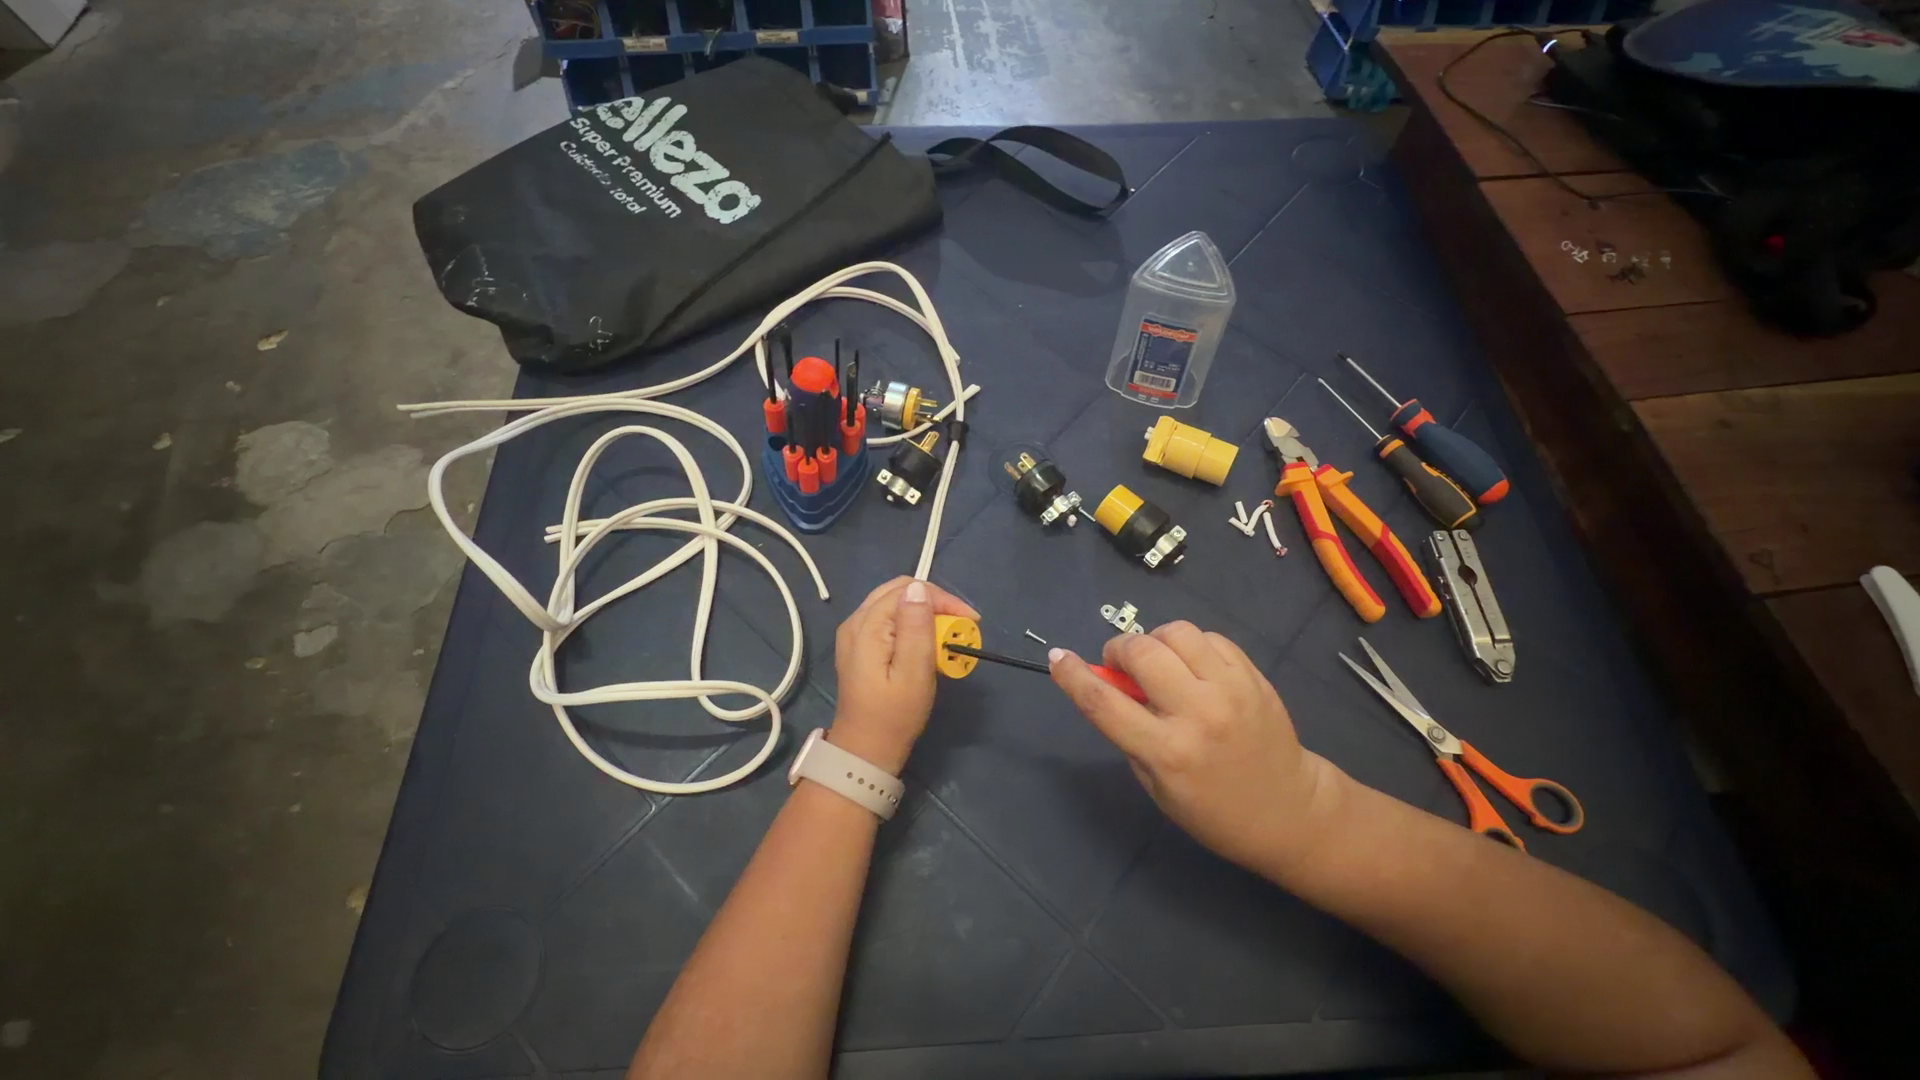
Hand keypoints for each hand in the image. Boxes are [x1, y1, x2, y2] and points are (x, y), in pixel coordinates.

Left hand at [829, 576, 978, 773]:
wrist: (865, 750)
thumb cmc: (894, 715)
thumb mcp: (913, 672)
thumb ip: (916, 628)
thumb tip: (919, 589)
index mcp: (867, 626)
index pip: (908, 590)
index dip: (943, 600)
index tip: (971, 621)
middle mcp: (855, 621)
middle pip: (899, 591)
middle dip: (935, 602)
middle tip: (962, 625)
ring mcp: (854, 633)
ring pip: (893, 603)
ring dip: (924, 611)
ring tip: (948, 632)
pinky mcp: (859, 645)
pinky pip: (887, 618)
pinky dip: (911, 622)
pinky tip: (926, 640)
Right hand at [1049, 622, 1346, 875]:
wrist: (1288, 810)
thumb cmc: (1211, 810)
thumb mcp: (1156, 783)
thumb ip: (1129, 731)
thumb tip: (1109, 684)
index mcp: (1167, 751)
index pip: (1104, 703)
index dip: (1073, 676)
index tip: (1058, 658)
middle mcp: (1198, 713)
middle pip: (1140, 651)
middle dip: (1119, 651)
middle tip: (1121, 668)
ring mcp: (1231, 690)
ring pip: (1176, 632)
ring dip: (1155, 641)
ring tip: (1159, 663)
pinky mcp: (1253, 676)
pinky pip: (1210, 638)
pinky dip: (1190, 646)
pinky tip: (1191, 667)